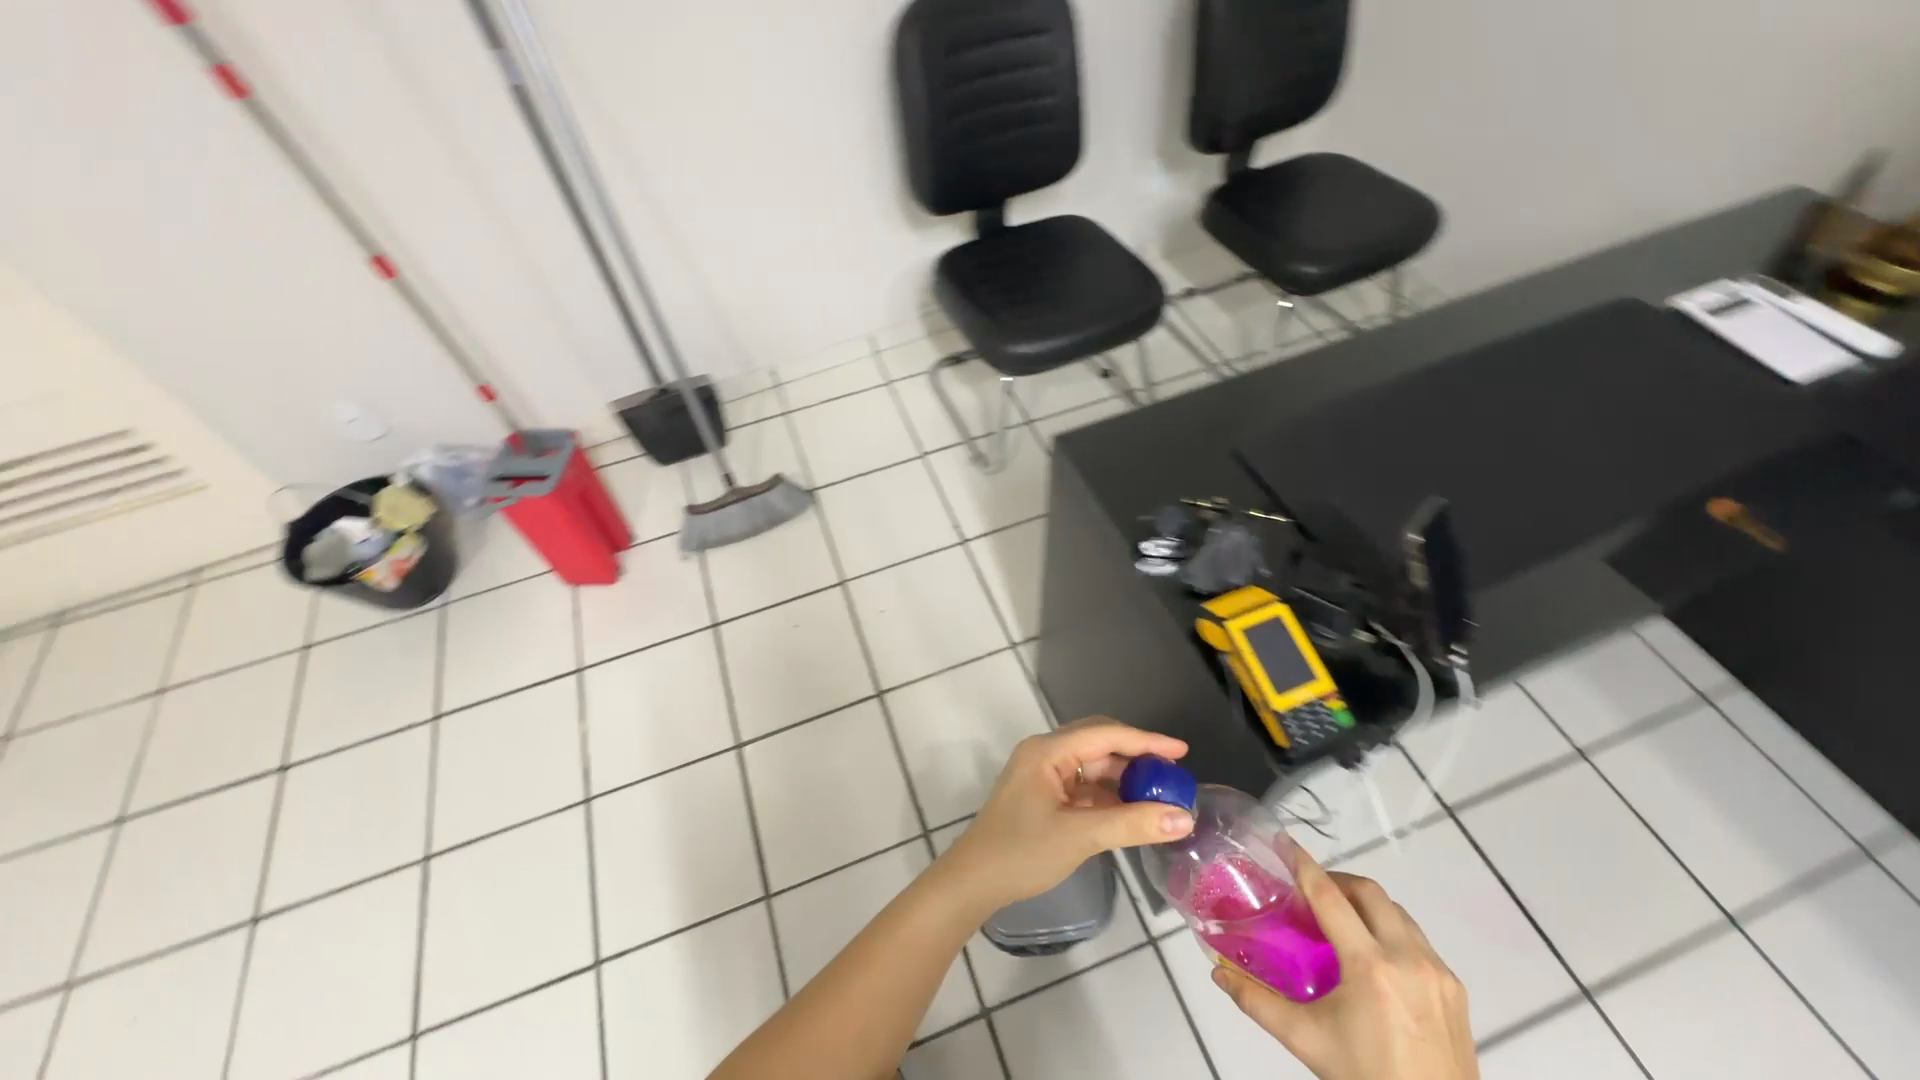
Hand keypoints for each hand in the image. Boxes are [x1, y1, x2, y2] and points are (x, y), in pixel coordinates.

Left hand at [933, 719, 1195, 915]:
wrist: (973, 883)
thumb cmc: (1021, 853)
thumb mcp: (1080, 836)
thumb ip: (1132, 824)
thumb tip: (1184, 817)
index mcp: (1047, 751)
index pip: (1105, 734)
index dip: (1146, 741)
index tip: (1183, 751)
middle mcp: (1045, 754)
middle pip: (1099, 744)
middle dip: (1137, 757)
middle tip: (1174, 775)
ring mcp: (1043, 776)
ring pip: (1094, 767)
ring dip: (1125, 779)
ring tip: (1161, 796)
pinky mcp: (1044, 797)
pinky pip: (1085, 787)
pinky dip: (1110, 796)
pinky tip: (1133, 812)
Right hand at [1212, 852, 1478, 1079]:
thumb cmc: (1366, 1077)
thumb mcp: (1305, 1042)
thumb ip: (1257, 1003)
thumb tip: (1219, 973)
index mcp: (1370, 967)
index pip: (1330, 898)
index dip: (1304, 866)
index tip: (1285, 844)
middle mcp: (1408, 958)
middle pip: (1369, 892)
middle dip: (1337, 881)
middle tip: (1308, 891)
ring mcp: (1438, 971)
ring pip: (1398, 913)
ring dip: (1366, 905)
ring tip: (1340, 922)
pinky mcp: (1455, 987)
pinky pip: (1418, 940)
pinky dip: (1391, 931)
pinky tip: (1374, 958)